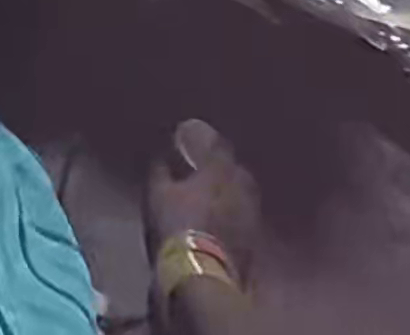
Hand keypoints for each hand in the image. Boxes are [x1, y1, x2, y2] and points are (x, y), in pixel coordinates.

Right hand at [145, 121, 258, 278]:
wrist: (202, 275)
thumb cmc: (176, 225)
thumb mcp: (157, 192)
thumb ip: (161, 170)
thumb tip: (162, 156)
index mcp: (218, 172)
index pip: (219, 146)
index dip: (205, 138)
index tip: (190, 134)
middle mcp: (241, 191)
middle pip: (238, 170)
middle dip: (223, 166)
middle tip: (205, 166)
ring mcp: (251, 218)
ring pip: (244, 195)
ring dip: (230, 191)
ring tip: (213, 192)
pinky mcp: (253, 243)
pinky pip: (244, 217)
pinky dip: (233, 212)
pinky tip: (220, 216)